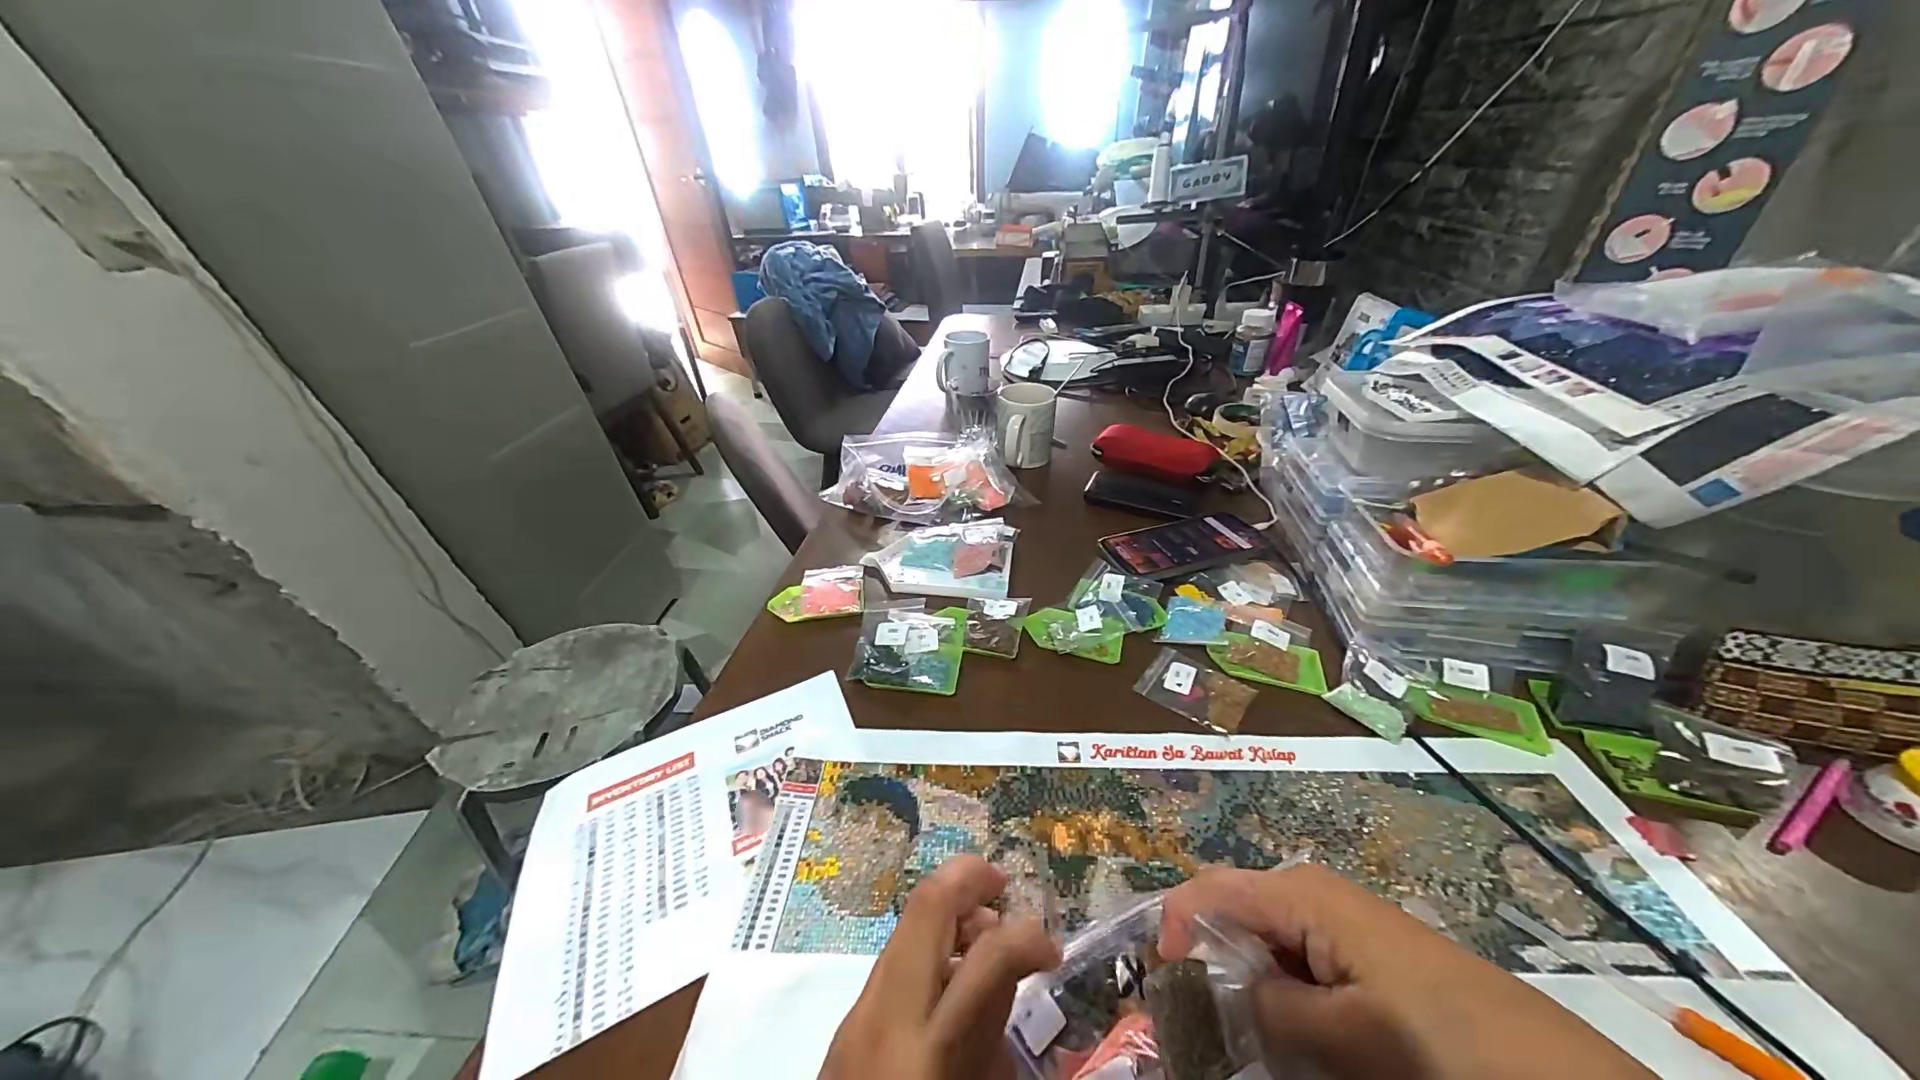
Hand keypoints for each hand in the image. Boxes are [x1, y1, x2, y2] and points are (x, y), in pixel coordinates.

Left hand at [820, 855, 1060, 1079]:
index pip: (988, 955)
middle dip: (969, 879)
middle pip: (925, 906)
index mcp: (933, 1048)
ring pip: (905, 925)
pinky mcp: (846, 1024)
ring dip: (948, 910)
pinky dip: (928, 947)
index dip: (1029, 936)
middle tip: (1002, 886)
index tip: (1051, 951)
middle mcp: (887, 1015)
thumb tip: (1009, 973)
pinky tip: (949, 975)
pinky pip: (894, 960)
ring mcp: (858, 1014)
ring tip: (982, 931)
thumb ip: (995, 1036)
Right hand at [1160, 864, 1656, 1079]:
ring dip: (1239, 981)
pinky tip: (1283, 1031)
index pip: (1208, 891)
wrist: (1549, 1070)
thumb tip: (1210, 997)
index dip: (1173, 928)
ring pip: (1260, 942)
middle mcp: (1309, 893)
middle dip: (1202, 957)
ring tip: (1232, 1029)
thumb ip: (1266, 1009)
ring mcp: (1336, 922)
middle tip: (1189, 1015)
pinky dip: (1276, 992)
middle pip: (1229, 913)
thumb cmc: (1437, 1035)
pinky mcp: (1358, 953)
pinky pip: (1294, 962)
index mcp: (1299, 892)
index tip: (1159, 984)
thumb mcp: (1345, 1033)